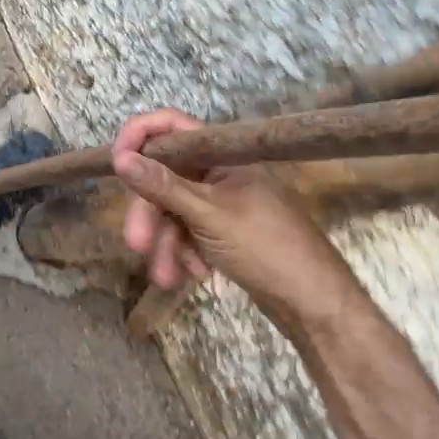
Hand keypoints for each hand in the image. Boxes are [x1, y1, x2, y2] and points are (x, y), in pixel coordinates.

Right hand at [110, 109, 365, 324]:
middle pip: (164, 178)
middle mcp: (220, 174)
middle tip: (136, 243)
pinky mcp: (222, 230)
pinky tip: (191, 274)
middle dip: (149, 214)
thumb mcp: (209, 217)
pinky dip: (182, 250)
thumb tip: (119, 157)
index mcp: (224, 158)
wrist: (321, 311)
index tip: (117, 160)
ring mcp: (221, 203)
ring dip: (164, 241)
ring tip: (164, 276)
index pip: (171, 127)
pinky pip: (186, 230)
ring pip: (172, 209)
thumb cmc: (270, 252)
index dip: (139, 136)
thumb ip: (162, 185)